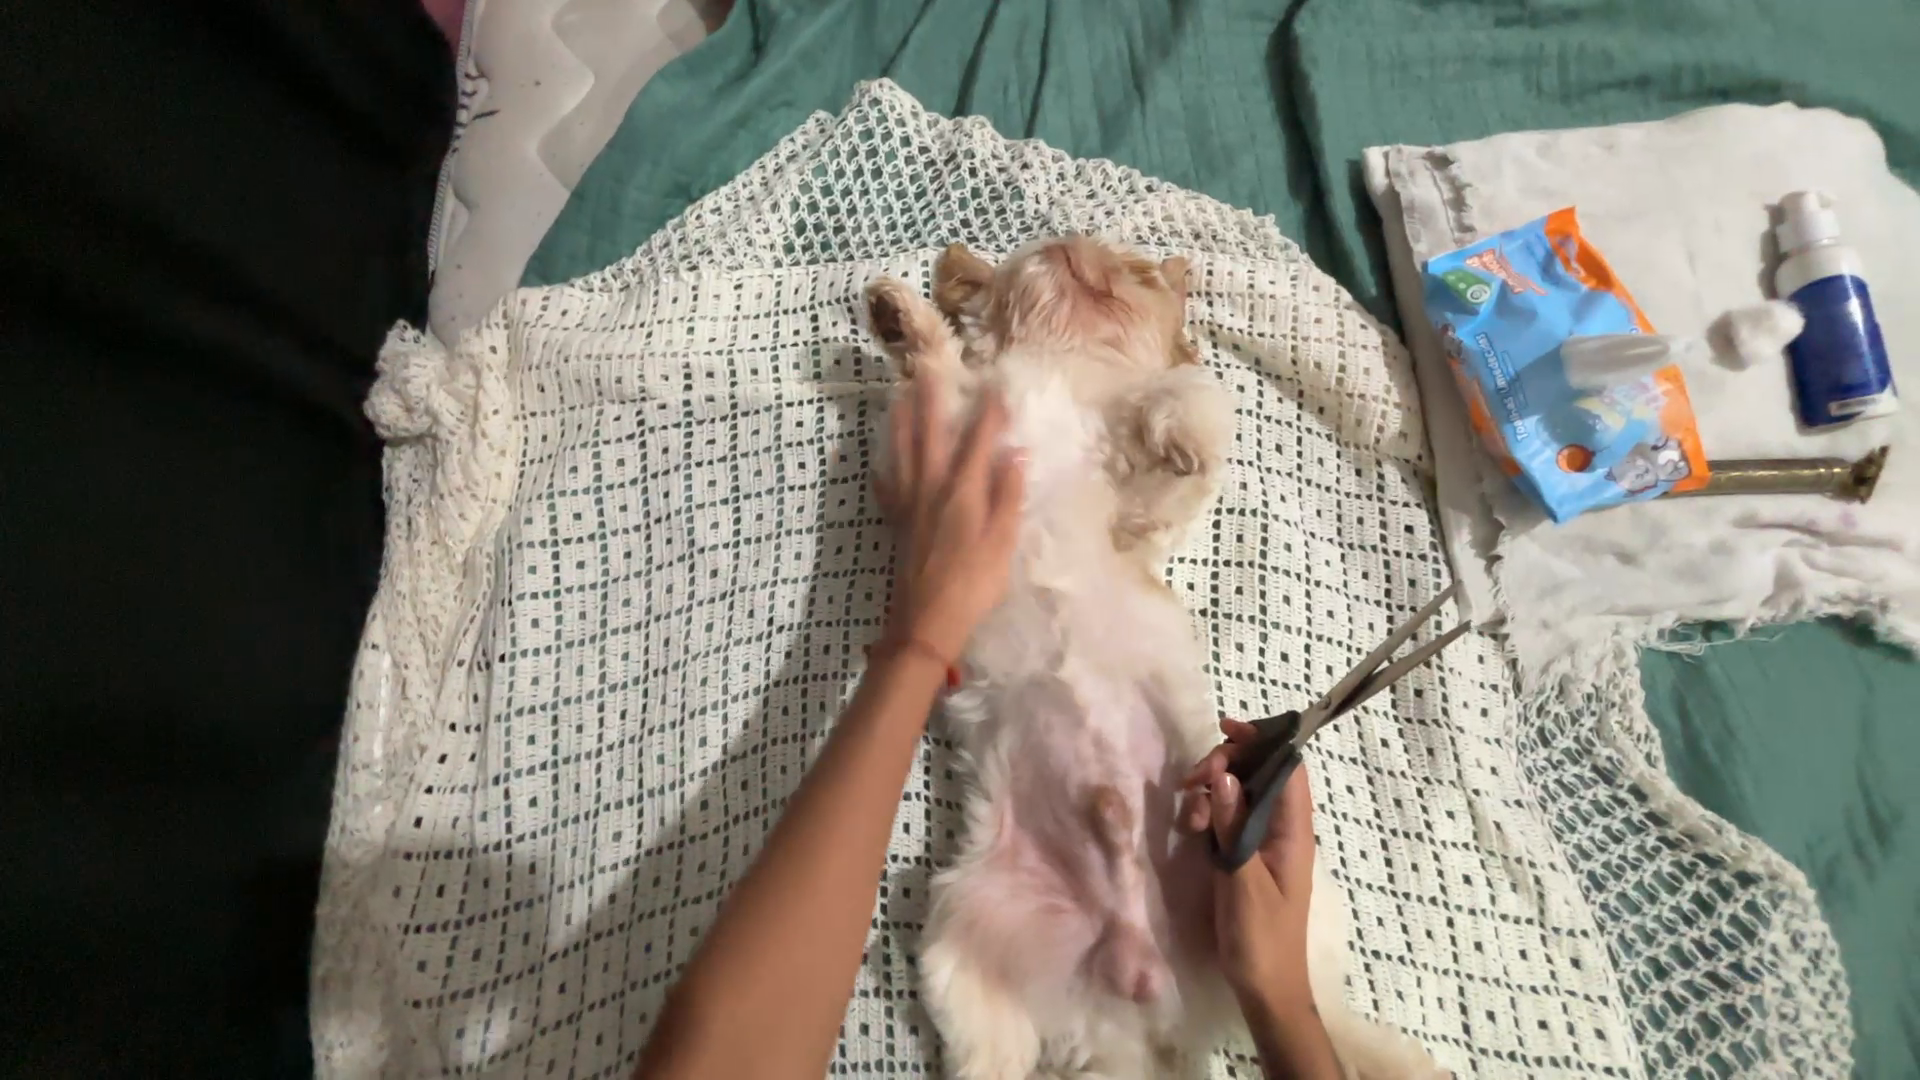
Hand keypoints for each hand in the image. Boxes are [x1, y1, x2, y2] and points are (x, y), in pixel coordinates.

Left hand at [873, 371, 1025, 665]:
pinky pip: (887, 486)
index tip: (994, 384)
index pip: (977, 441)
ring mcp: (909, 504)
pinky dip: (884, 468)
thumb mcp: (1002, 543)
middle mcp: (931, 489)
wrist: (927, 621)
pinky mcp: (897, 522)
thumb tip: (1014, 453)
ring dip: (903, 421)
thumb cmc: (973, 585)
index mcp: (961, 492)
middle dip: (931, 400)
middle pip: (930, 435)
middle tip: (927, 368)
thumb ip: (1007, 496)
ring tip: (900, 396)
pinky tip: (881, 460)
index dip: (988, 412)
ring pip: (902, 452)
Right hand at [1180, 719, 1319, 1017]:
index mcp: (1293, 830)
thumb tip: (1226, 777)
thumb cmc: (1260, 935)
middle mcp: (1280, 826)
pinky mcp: (1243, 849)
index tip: (1226, 730)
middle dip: (1225, 763)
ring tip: (1191, 814)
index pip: (1288, 767)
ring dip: (1211, 788)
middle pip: (1258, 770)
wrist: (1263, 985)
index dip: (1263, 740)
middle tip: (1196, 779)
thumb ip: (1234, 827)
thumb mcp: (1243, 879)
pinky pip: (1226, 812)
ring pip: (1238, 789)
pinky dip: (1208, 809)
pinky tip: (1192, 826)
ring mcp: (1261, 837)